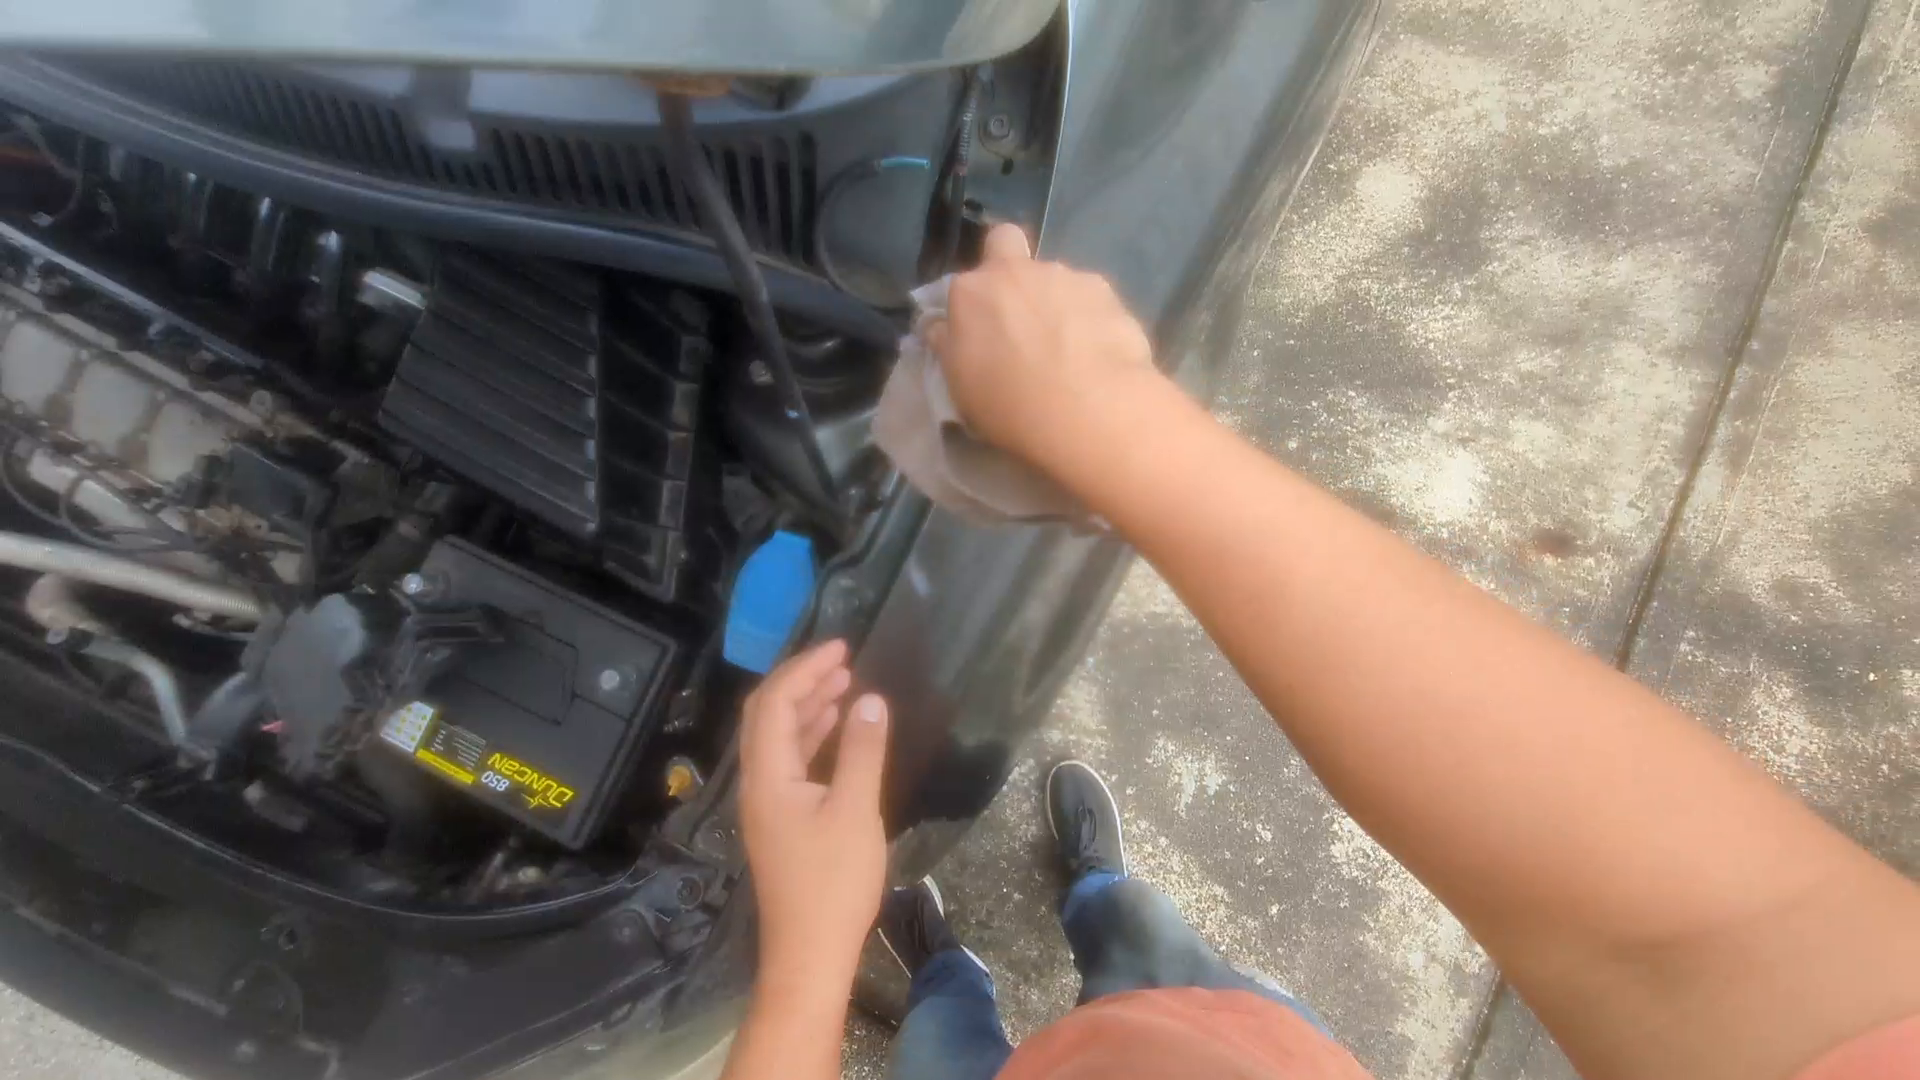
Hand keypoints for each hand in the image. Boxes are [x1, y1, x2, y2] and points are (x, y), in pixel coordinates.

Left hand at [737, 639, 889, 982]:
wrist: (809, 956)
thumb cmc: (833, 883)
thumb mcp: (856, 811)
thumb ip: (862, 752)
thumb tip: (871, 700)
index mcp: (768, 776)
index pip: (774, 702)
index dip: (805, 668)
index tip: (842, 648)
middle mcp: (758, 783)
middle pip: (768, 715)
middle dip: (802, 681)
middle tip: (843, 660)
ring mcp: (767, 803)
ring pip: (778, 738)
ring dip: (807, 706)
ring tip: (844, 684)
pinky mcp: (781, 820)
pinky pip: (790, 761)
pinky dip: (811, 736)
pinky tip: (835, 730)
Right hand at [927, 224, 1162, 467]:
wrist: (1087, 412)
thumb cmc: (1009, 405)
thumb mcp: (959, 385)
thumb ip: (949, 344)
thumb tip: (941, 325)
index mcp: (973, 291)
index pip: (965, 279)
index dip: (974, 301)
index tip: (982, 330)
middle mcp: (1019, 271)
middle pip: (1008, 245)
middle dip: (1012, 270)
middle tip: (1023, 320)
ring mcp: (1068, 277)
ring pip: (1057, 279)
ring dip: (1058, 303)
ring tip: (1070, 351)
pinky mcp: (1110, 295)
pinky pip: (1094, 302)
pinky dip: (1094, 321)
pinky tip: (1100, 355)